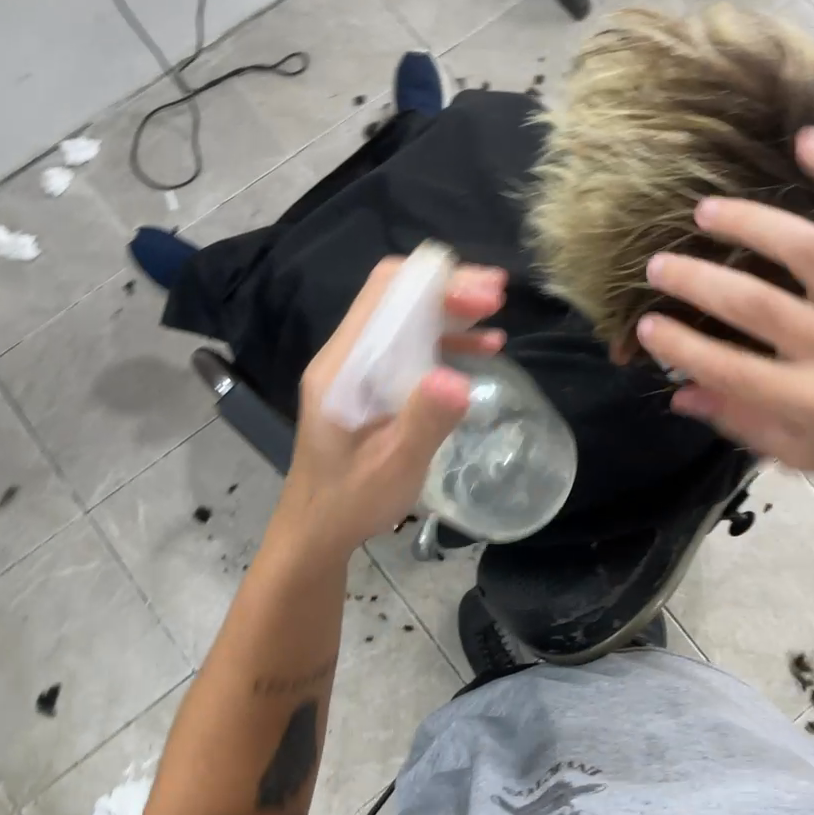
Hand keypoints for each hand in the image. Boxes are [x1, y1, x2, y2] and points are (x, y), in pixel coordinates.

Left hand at [276, 257, 506, 552]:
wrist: (315, 532)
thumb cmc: (350, 502)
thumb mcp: (394, 466)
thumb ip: (424, 421)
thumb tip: (458, 378)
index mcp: (343, 367)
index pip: (384, 293)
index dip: (434, 282)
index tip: (481, 292)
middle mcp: (346, 358)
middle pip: (396, 299)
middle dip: (448, 290)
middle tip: (498, 294)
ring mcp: (355, 372)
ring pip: (404, 321)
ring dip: (449, 312)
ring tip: (497, 312)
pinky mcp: (367, 388)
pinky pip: (405, 349)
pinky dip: (442, 342)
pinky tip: (479, 349)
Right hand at [633, 127, 813, 490]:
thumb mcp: (803, 454)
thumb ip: (740, 422)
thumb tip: (680, 394)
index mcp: (813, 403)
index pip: (728, 370)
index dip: (679, 347)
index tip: (646, 328)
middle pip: (753, 305)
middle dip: (695, 282)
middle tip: (657, 267)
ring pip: (804, 249)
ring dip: (749, 224)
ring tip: (705, 213)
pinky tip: (806, 140)